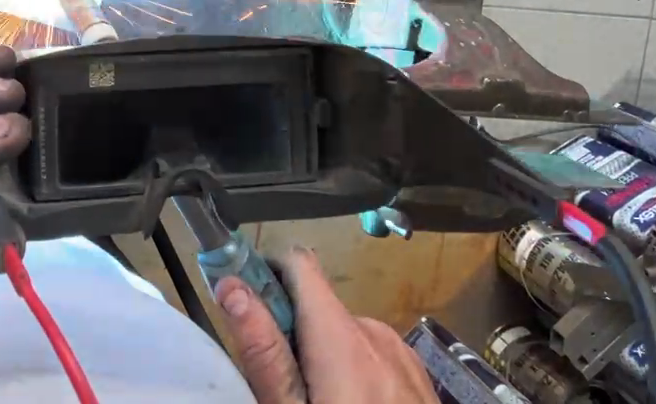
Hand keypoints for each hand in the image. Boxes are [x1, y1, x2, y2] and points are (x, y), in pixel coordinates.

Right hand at [215, 247, 436, 403]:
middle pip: (317, 308)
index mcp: (345, 339)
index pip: (299, 264)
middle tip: (285, 395)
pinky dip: (356, 380)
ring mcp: (407, 363)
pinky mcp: (424, 388)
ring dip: (324, 362)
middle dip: (293, 338)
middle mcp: (379, 337)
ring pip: (344, 338)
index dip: (266, 278)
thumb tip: (232, 286)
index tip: (248, 314)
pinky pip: (375, 363)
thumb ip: (264, 354)